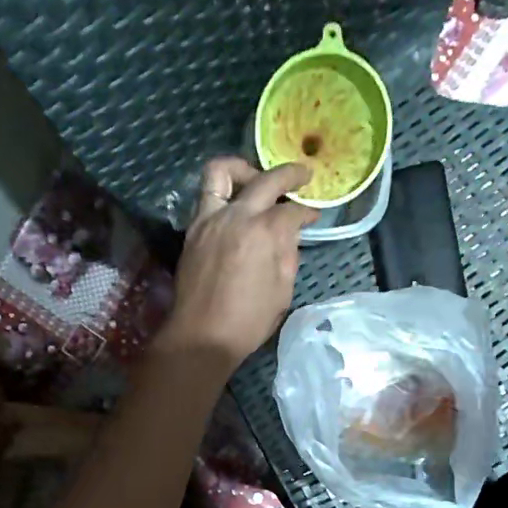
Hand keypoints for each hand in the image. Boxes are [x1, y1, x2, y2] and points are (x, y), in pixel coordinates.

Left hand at [156, 157, 319, 366]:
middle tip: (301, 176)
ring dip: (243, 170)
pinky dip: (224, 193)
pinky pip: (207, 196)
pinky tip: (236, 209)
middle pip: (265, 180)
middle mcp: (237, 216)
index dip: (307, 212)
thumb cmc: (248, 321)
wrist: (201, 336)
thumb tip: (288, 233)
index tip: (313, 216)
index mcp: (265, 233)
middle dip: (289, 174)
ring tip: (256, 181)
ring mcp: (210, 220)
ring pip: (221, 172)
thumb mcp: (282, 291)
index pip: (292, 209)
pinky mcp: (193, 230)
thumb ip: (288, 254)